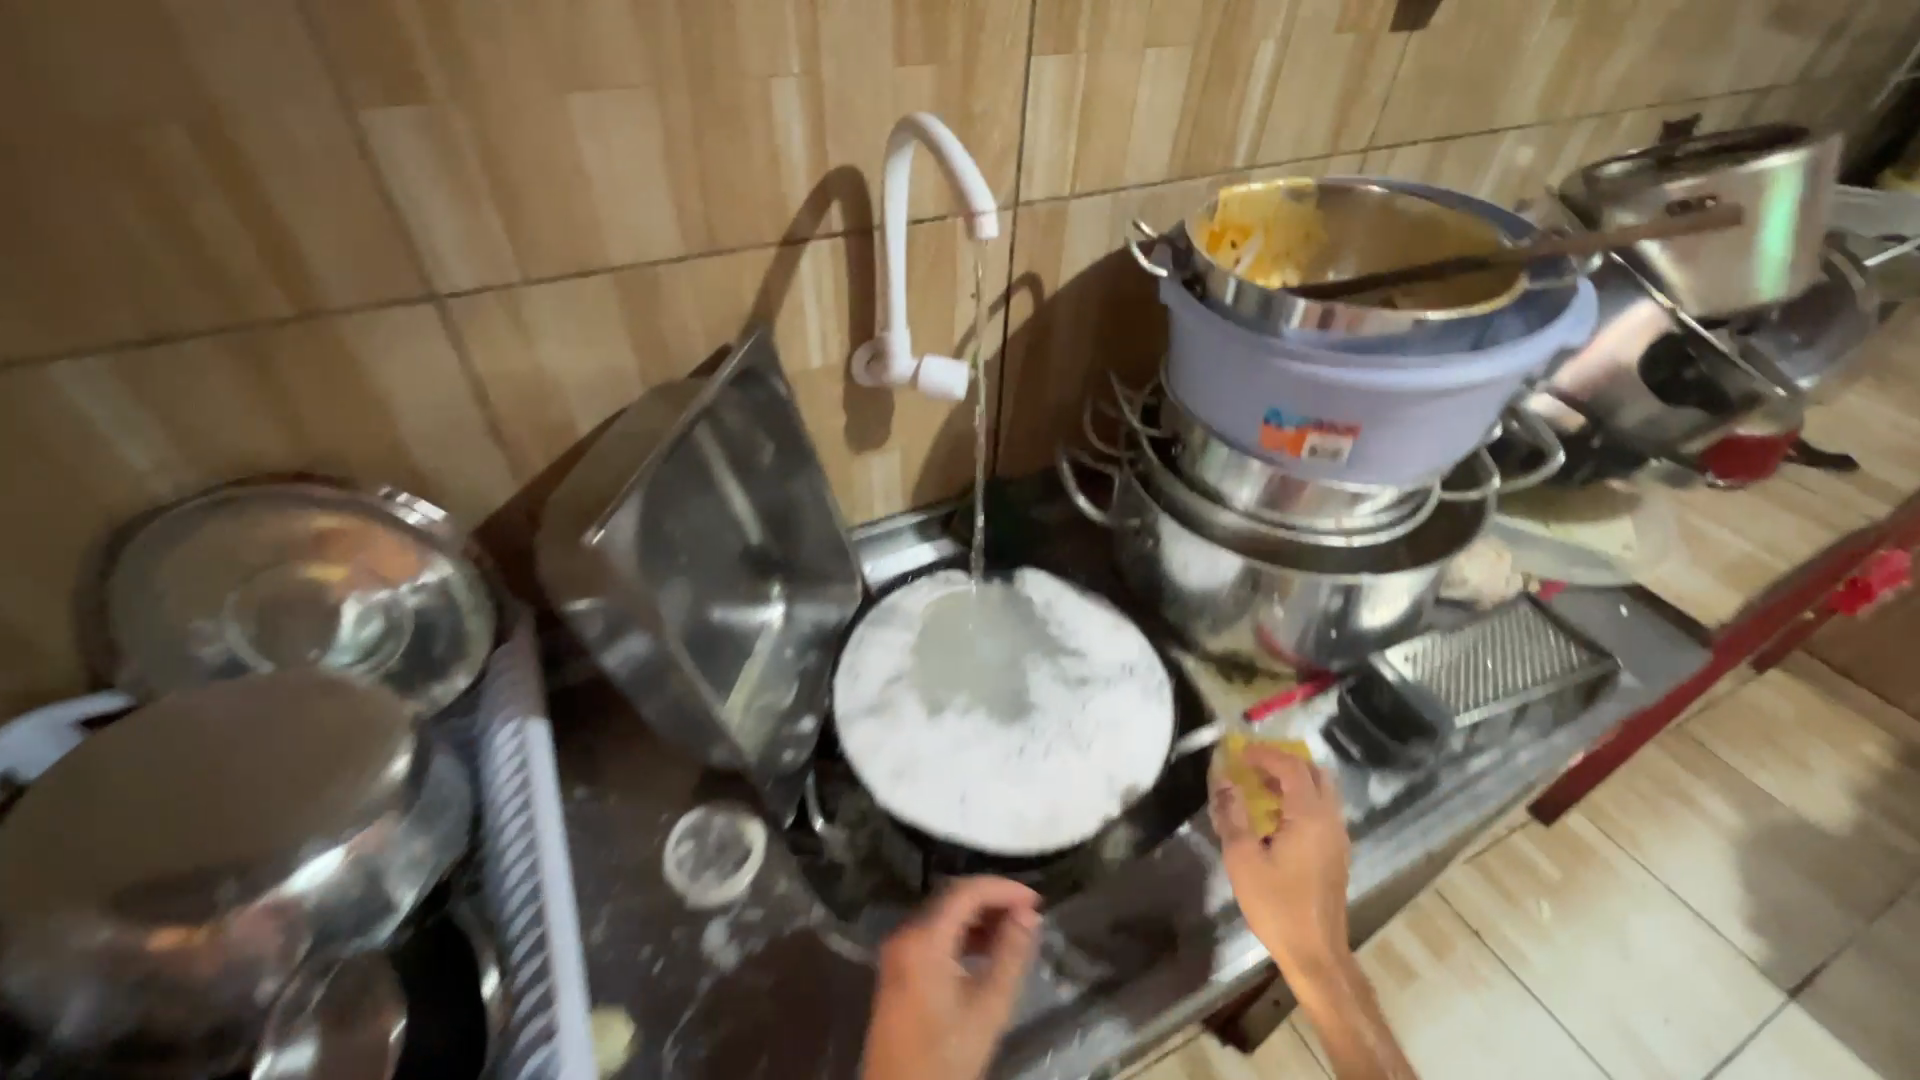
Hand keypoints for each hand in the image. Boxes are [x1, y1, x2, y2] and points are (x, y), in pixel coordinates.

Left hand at [861, 876, 1040, 1079]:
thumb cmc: (948, 1056)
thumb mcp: (989, 1006)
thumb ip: (1011, 954)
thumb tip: (1029, 914)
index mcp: (924, 940)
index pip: (966, 892)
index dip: (1003, 889)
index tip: (1036, 900)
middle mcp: (905, 934)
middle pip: (952, 898)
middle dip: (993, 900)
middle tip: (1029, 913)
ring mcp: (898, 950)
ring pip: (943, 915)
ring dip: (978, 917)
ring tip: (1015, 930)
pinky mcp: (898, 967)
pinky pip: (933, 933)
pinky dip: (961, 934)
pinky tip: (986, 949)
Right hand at [1210, 745, 1351, 976]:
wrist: (1315, 953)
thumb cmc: (1276, 905)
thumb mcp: (1242, 858)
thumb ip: (1232, 815)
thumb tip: (1225, 782)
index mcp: (1309, 816)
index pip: (1291, 768)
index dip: (1265, 754)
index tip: (1238, 753)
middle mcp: (1331, 820)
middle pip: (1314, 773)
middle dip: (1283, 762)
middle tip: (1252, 765)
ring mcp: (1338, 838)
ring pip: (1322, 792)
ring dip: (1293, 781)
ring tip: (1259, 788)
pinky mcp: (1337, 854)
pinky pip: (1322, 811)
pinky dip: (1300, 800)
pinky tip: (1275, 818)